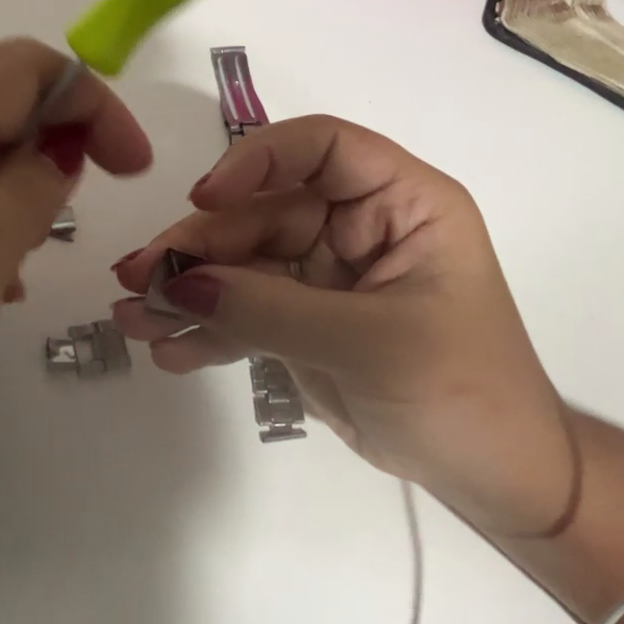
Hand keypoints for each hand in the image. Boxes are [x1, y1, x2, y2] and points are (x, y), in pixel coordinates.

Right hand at [110, 116, 573, 535]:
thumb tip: (180, 285)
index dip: (258, 161)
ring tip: (135, 320)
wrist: (487, 473)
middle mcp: (354, 230)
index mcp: (400, 206)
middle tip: (136, 279)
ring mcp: (321, 280)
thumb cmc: (463, 392)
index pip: (323, 150)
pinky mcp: (298, 325)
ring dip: (185, 291)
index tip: (203, 199)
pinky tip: (170, 353)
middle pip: (258, 216)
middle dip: (196, 249)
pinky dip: (202, 332)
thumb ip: (272, 310)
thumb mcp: (371, 344)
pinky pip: (240, 315)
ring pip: (238, 267)